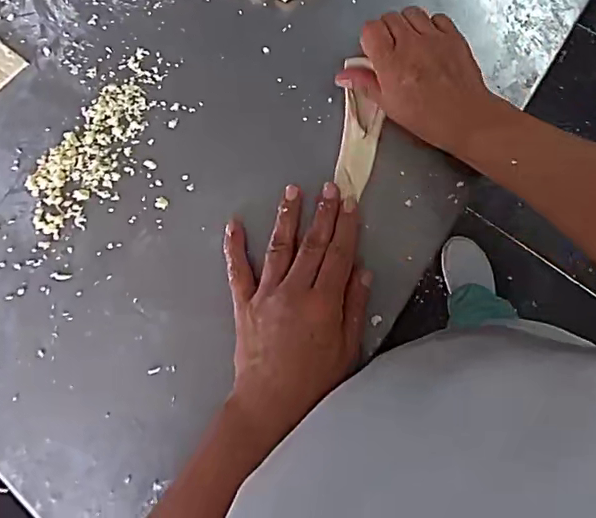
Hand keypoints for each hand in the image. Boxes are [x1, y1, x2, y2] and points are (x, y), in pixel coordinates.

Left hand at [222, 182, 371, 448]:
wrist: (269, 407)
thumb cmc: (314, 384)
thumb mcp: (346, 351)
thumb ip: (353, 308)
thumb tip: (361, 271)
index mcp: (323, 302)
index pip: (338, 254)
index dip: (346, 226)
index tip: (349, 202)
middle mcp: (294, 291)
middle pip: (312, 244)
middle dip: (322, 213)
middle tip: (328, 187)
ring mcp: (266, 294)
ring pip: (279, 247)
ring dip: (287, 217)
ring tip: (292, 191)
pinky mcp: (244, 302)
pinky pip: (238, 270)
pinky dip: (235, 246)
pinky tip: (234, 224)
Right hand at [336, 8, 510, 155]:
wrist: (468, 119)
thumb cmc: (428, 117)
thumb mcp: (389, 105)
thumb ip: (365, 83)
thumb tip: (343, 75)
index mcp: (391, 62)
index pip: (370, 29)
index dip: (369, 37)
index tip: (374, 50)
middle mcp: (410, 44)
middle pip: (389, 17)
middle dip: (387, 30)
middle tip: (392, 48)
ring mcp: (434, 38)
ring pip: (411, 12)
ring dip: (407, 23)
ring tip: (411, 41)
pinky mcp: (454, 37)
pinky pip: (437, 17)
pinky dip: (432, 24)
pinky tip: (431, 40)